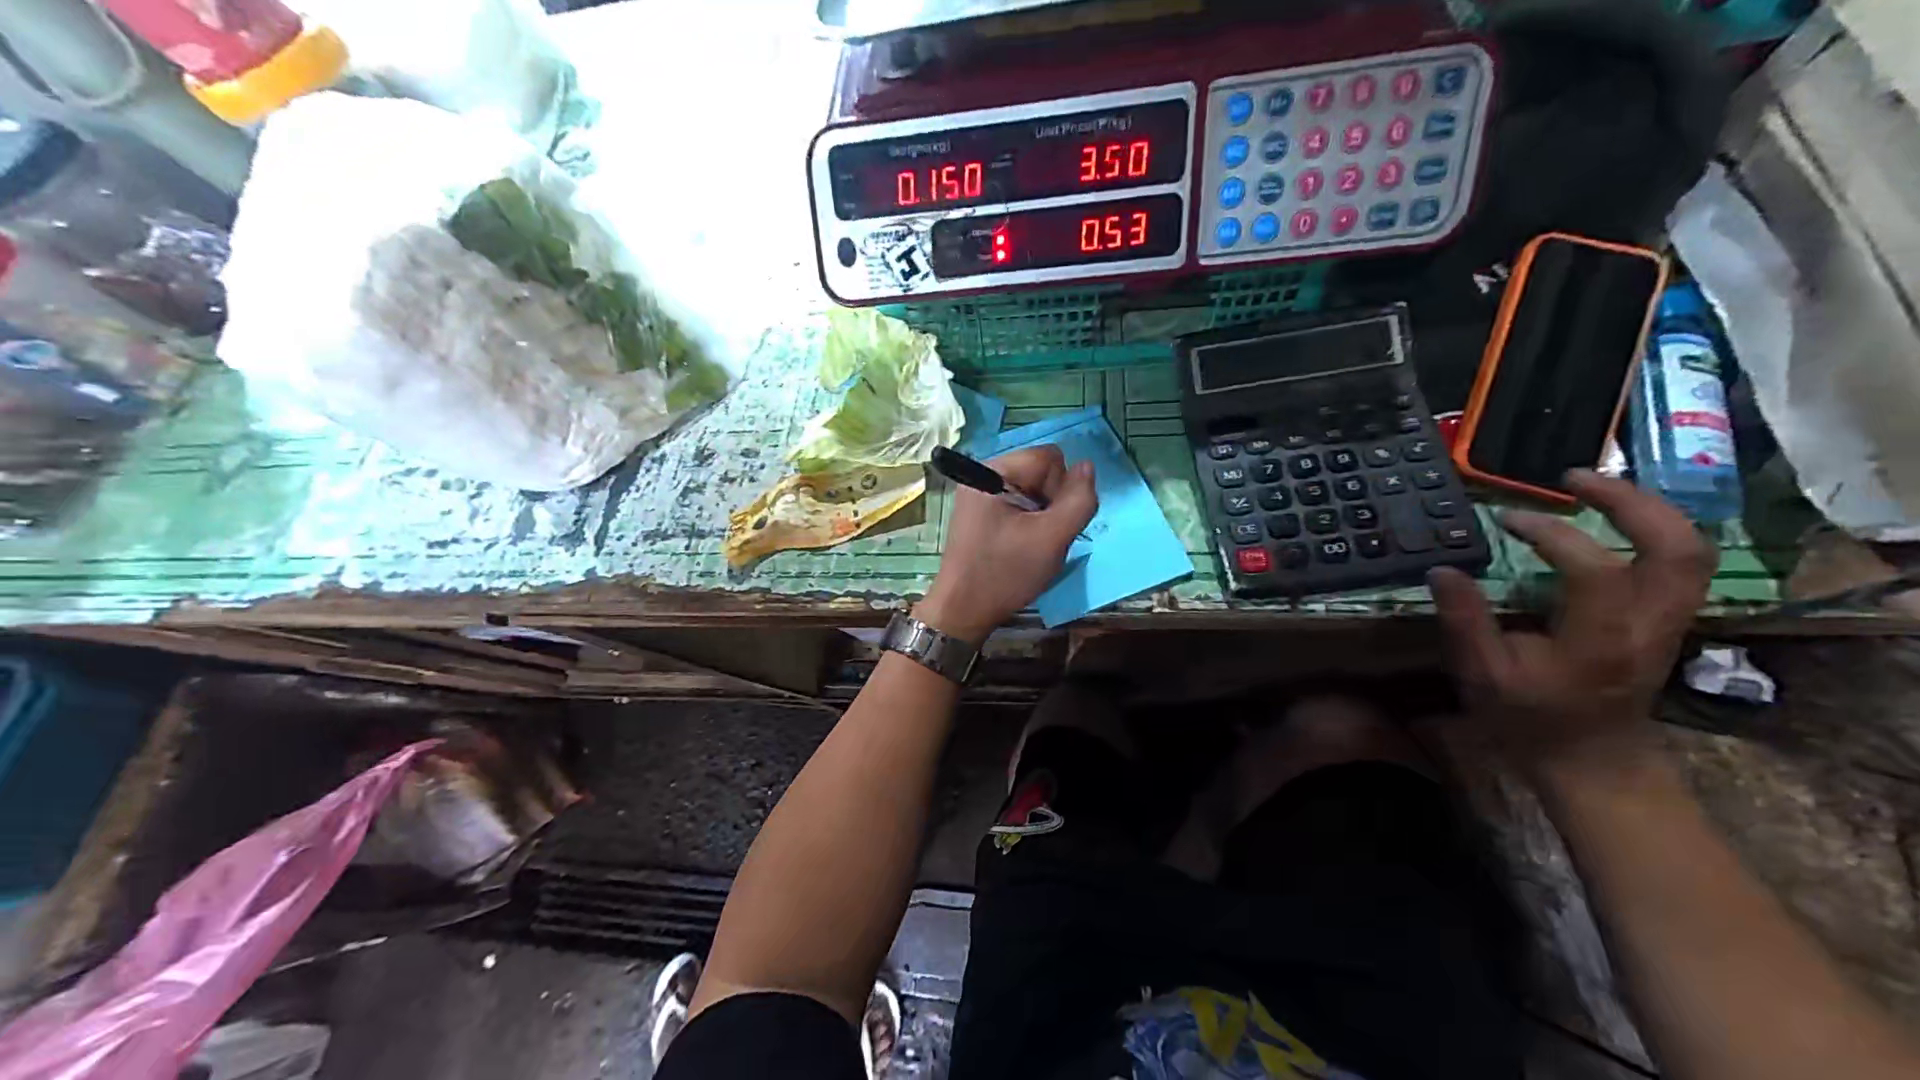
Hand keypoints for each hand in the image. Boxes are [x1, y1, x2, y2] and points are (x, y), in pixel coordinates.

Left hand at [915, 446, 1097, 643]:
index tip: (1049, 521)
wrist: (963, 611)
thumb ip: (1078, 500)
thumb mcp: (1052, 538)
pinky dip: (1028, 525)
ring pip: (1033, 491)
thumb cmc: (1006, 573)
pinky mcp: (979, 514)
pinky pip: (1018, 506)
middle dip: (1051, 502)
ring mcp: (979, 495)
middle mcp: (982, 475)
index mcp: (993, 472)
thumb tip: (1087, 466)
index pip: (1050, 457)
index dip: (1061, 487)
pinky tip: (1020, 549)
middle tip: (1041, 538)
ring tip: (1030, 546)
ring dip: (1042, 517)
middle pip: (1041, 471)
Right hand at [1427, 470, 1716, 780]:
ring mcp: (1669, 620)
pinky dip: (1650, 528)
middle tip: (1571, 478)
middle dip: (1628, 501)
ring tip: (1592, 488)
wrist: (1593, 758)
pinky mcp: (1667, 618)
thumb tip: (1443, 569)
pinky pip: (1679, 561)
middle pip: (1677, 547)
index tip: (1504, 518)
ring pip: (1690, 549)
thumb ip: (1465, 621)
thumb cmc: (1531, 719)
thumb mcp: (1483, 675)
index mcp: (1602, 640)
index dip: (1551, 534)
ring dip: (1647, 509)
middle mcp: (1651, 624)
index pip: (1596, 569)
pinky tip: (1608, 520)